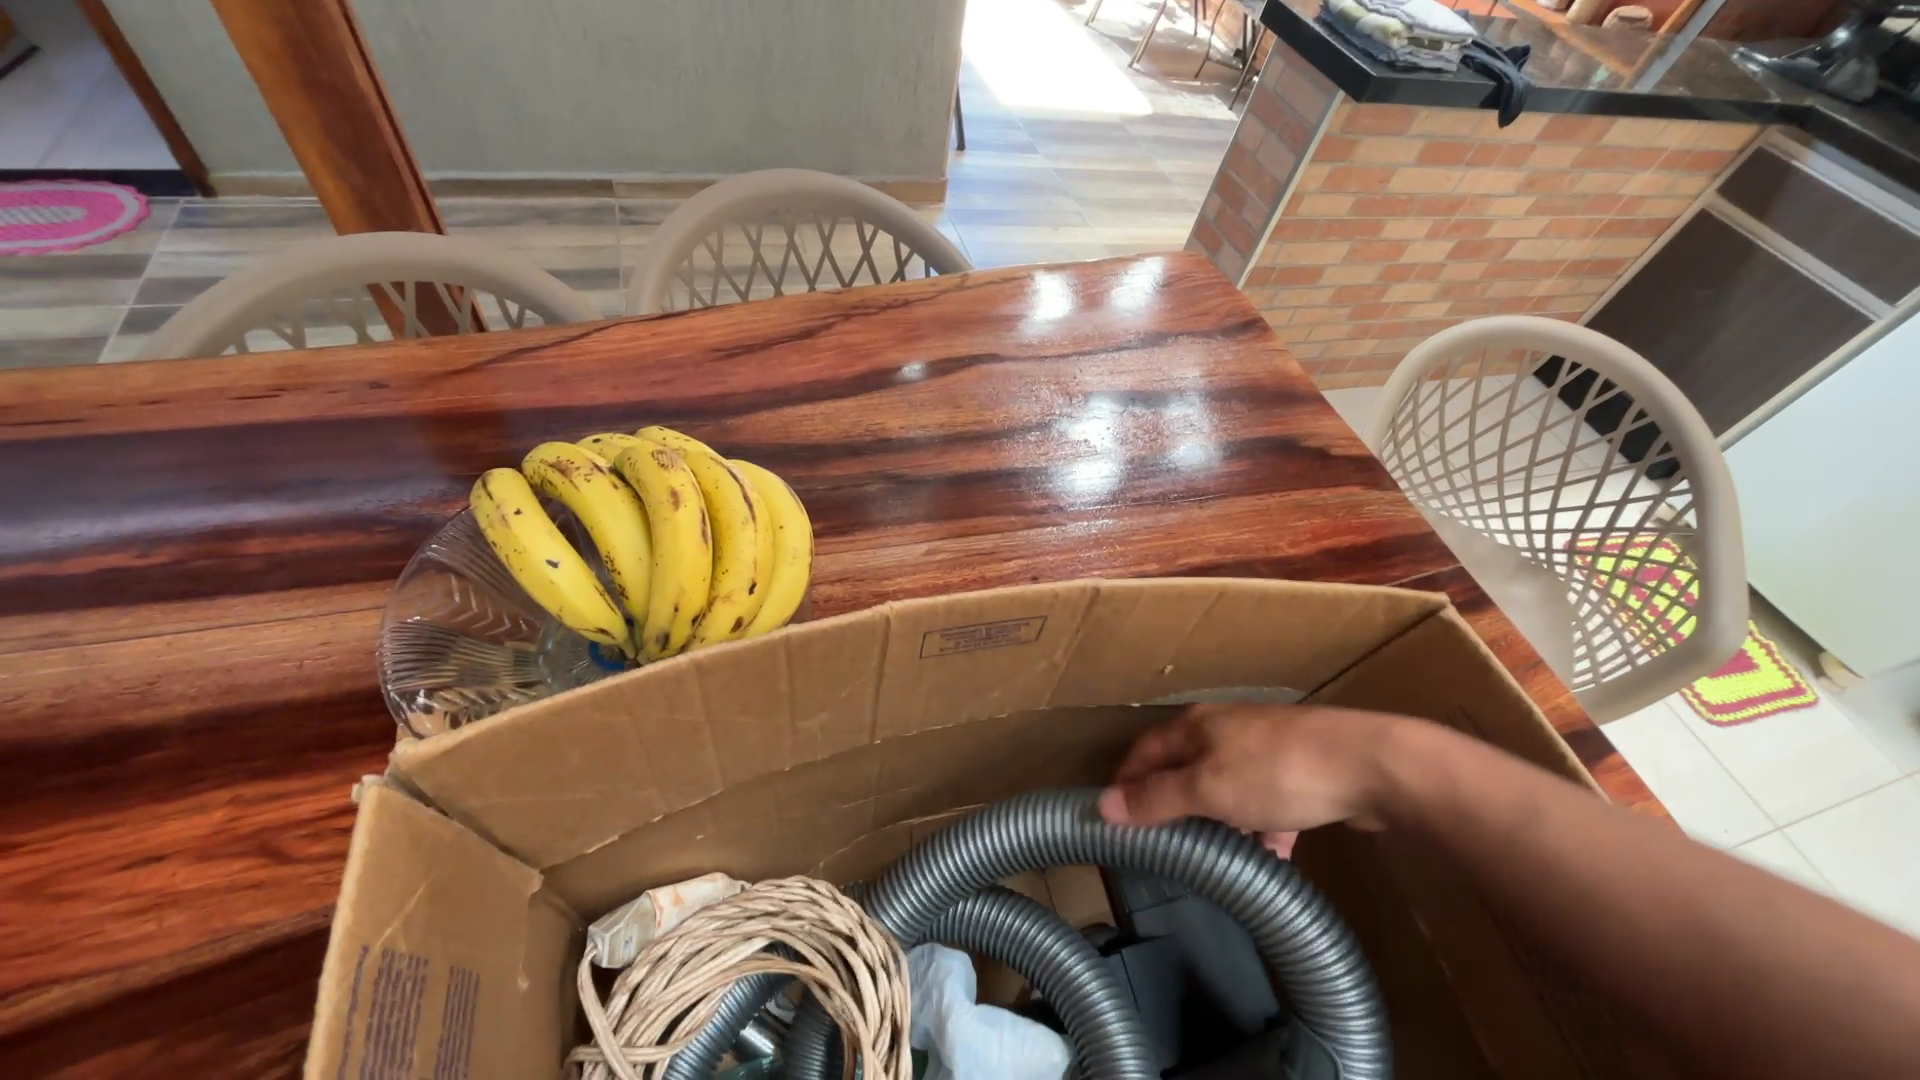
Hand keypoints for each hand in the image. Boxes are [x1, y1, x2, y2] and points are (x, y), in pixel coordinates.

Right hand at [1098, 704, 1415, 851]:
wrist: (1372, 764)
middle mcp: (1227, 729)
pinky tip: (1270, 857)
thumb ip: (1157, 799)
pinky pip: (1268, 800)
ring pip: (1227, 785)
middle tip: (1160, 843)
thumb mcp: (1208, 790)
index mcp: (1197, 725)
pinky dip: (1263, 826)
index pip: (1145, 751)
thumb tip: (1102, 805)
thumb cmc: (1277, 772)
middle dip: (1172, 803)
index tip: (1114, 818)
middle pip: (1185, 767)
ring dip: (1219, 818)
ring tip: (1213, 856)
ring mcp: (1267, 747)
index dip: (1126, 782)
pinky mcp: (1303, 769)